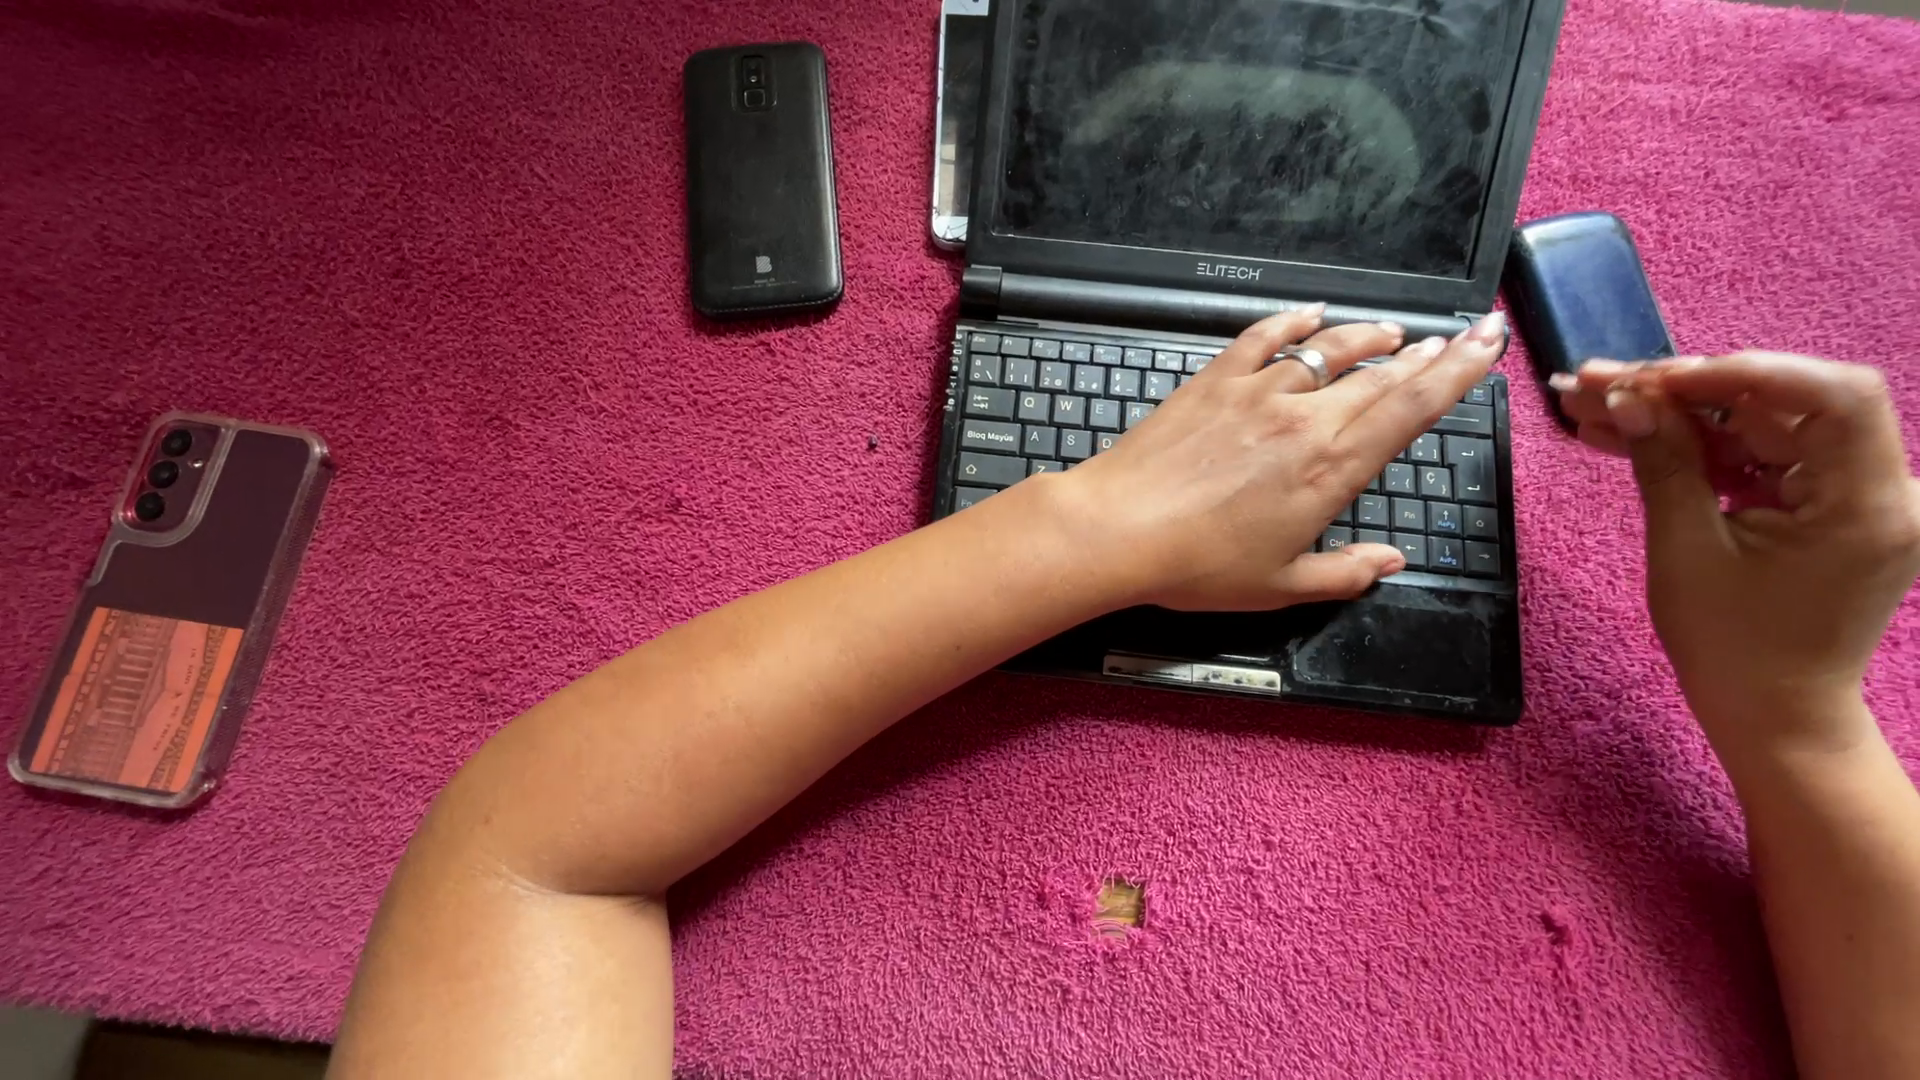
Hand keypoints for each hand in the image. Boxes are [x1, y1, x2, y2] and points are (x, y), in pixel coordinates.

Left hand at [1059, 305, 1509, 610]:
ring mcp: (1256, 392)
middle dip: (1427, 355)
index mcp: (1330, 469)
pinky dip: (1290, 322)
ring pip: (1327, 350)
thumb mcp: (1279, 585)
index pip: (1411, 409)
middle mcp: (1303, 420)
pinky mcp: (1212, 382)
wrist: (1119, 528)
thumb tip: (1390, 562)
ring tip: (1393, 333)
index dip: (1458, 374)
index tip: (1487, 346)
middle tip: (1458, 338)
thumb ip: (1343, 572)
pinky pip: (1261, 338)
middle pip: (1380, 376)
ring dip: (1367, 337)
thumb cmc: (1196, 565)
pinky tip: (1309, 314)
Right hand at [1555, 352, 1919, 751]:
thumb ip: (1665, 464)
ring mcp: (1843, 492)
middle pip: (1779, 405)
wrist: (1767, 705)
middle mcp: (1875, 484)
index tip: (1653, 378)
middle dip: (1681, 389)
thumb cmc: (1729, 640)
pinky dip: (1684, 444)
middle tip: (1592, 382)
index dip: (1742, 372)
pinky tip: (1617, 435)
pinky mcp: (1811, 504)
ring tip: (1585, 404)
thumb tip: (1630, 399)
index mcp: (1866, 501)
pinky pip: (1746, 457)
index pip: (1830, 397)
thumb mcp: (1684, 549)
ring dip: (1669, 414)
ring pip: (1751, 426)